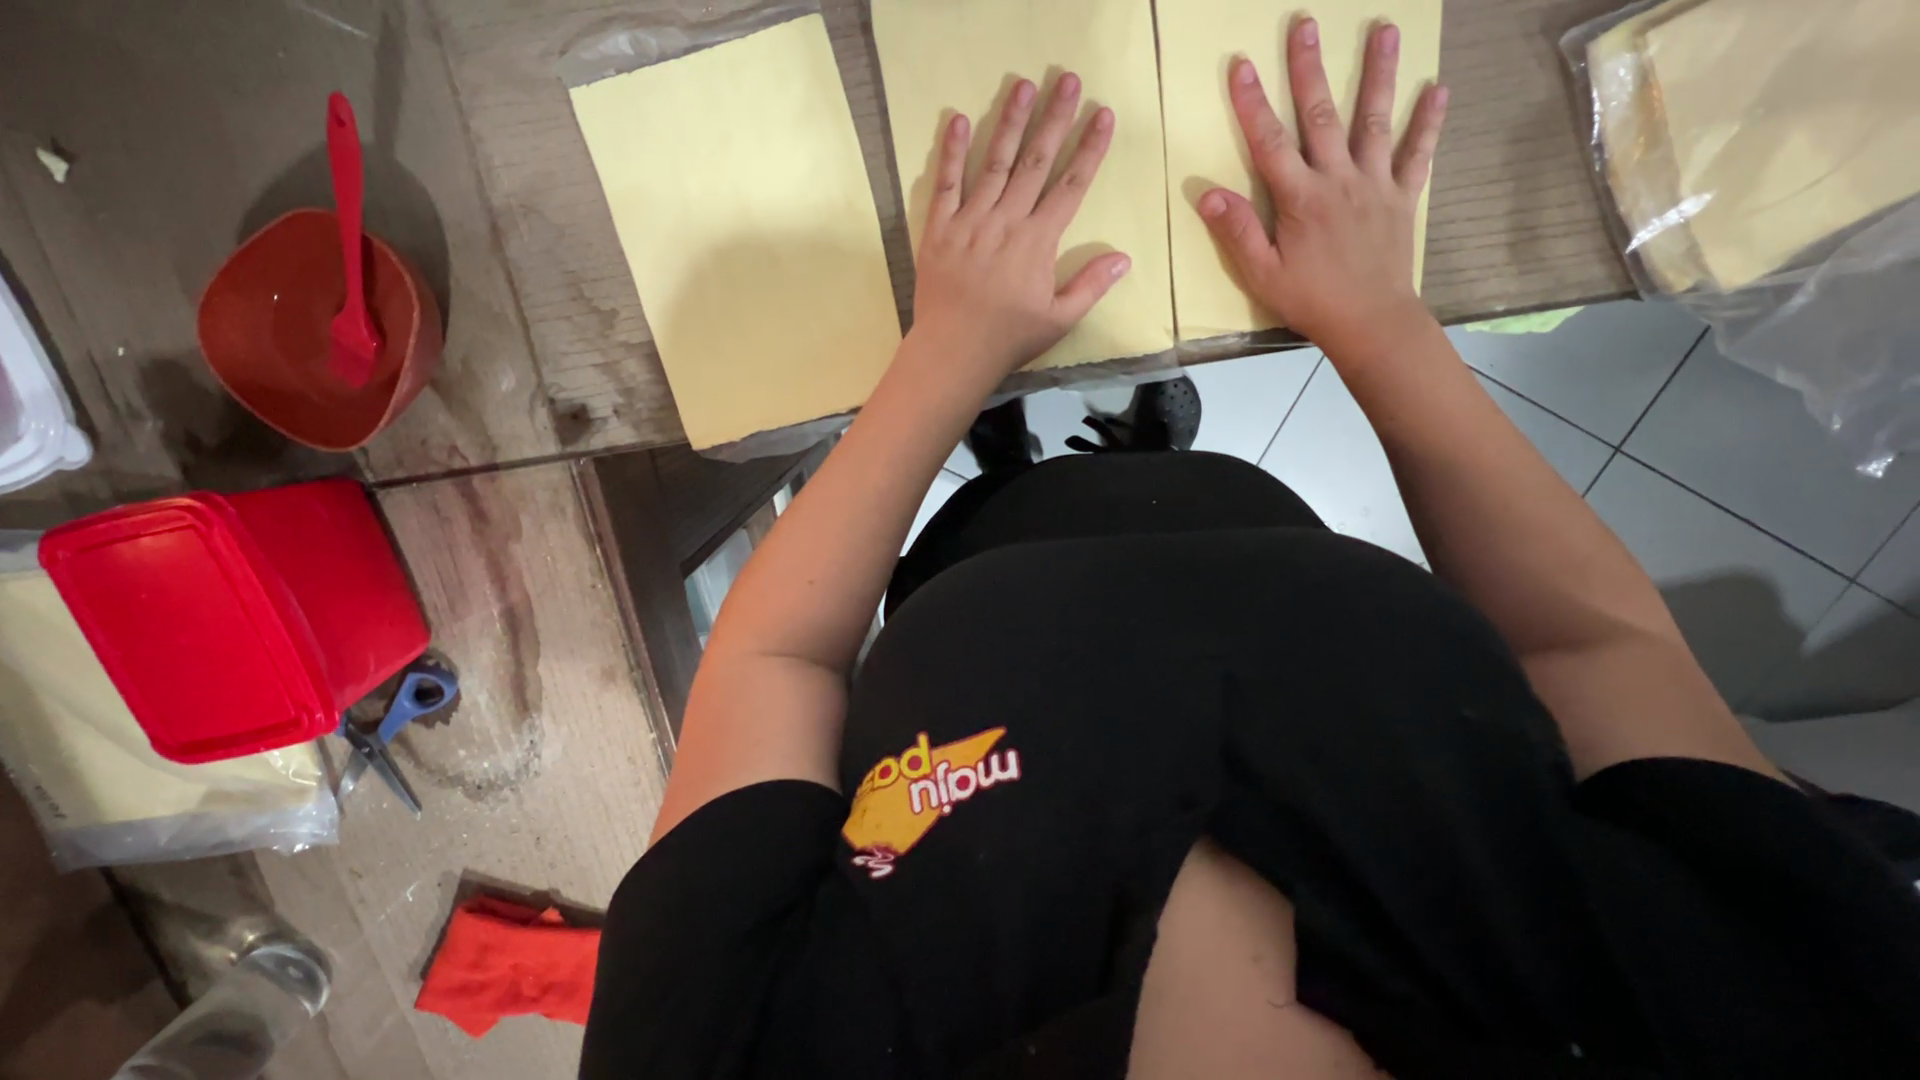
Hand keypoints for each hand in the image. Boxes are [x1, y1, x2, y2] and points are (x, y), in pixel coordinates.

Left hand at [909, 74, 1132, 378]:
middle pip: (1036, 162)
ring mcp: (970, 222)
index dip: (1089, 149)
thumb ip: (1090, 285)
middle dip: (1055, 119)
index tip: (1103, 116)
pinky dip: (952, 153)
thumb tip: (1123, 258)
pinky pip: (946, 184)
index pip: (1071, 186)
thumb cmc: (1008, 339)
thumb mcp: (1059, 320)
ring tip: (1023, 86)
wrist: (953, 351)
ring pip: (994, 163)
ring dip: (1010, 122)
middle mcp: (1006, 222)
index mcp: (1038, 242)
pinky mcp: (939, 229)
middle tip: (1067, 80)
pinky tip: (960, 120)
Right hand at [1199, 19, 1448, 353]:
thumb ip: (1238, 231)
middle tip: (1306, 24)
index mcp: (1300, 198)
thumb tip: (1209, 194)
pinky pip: (1416, 153)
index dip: (1252, 103)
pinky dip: (1427, 122)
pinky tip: (1437, 88)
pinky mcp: (1401, 197)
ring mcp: (1374, 184)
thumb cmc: (1310, 301)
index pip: (1270, 142)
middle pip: (1321, 114)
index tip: (1240, 65)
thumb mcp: (1262, 273)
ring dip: (1378, 72)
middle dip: (1309, 68)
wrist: (1371, 321)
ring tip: (1385, 28)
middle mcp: (1338, 180)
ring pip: (1374, 120)